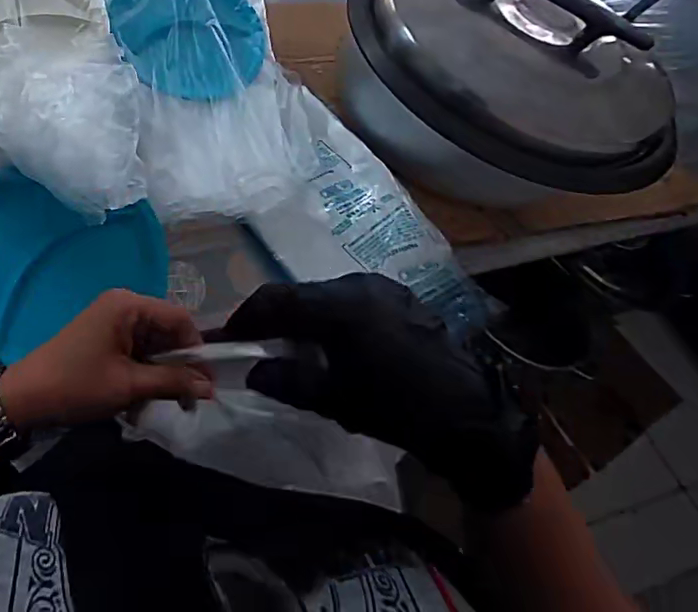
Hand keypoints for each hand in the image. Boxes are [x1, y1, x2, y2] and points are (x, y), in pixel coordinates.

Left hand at [0, 289, 212, 429]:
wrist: (25, 396)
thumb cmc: (78, 385)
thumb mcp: (128, 386)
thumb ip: (172, 382)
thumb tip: (210, 387)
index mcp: (128, 305)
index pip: (179, 318)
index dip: (197, 350)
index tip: (207, 385)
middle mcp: (122, 304)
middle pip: (167, 329)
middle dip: (179, 365)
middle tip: (189, 400)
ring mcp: (111, 319)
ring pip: (153, 343)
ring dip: (161, 372)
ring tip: (164, 403)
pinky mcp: (103, 336)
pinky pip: (136, 349)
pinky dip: (144, 372)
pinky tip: (142, 398)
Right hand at [217, 275, 538, 514]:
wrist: (469, 413)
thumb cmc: (396, 409)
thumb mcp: (336, 401)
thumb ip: (288, 381)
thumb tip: (253, 371)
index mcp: (338, 307)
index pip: (276, 299)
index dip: (247, 316)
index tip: (229, 335)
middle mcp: (356, 284)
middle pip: (299, 293)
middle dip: (274, 316)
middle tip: (257, 342)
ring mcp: (380, 286)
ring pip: (324, 294)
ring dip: (303, 315)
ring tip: (295, 345)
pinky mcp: (397, 295)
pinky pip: (350, 298)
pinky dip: (331, 315)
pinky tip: (334, 341)